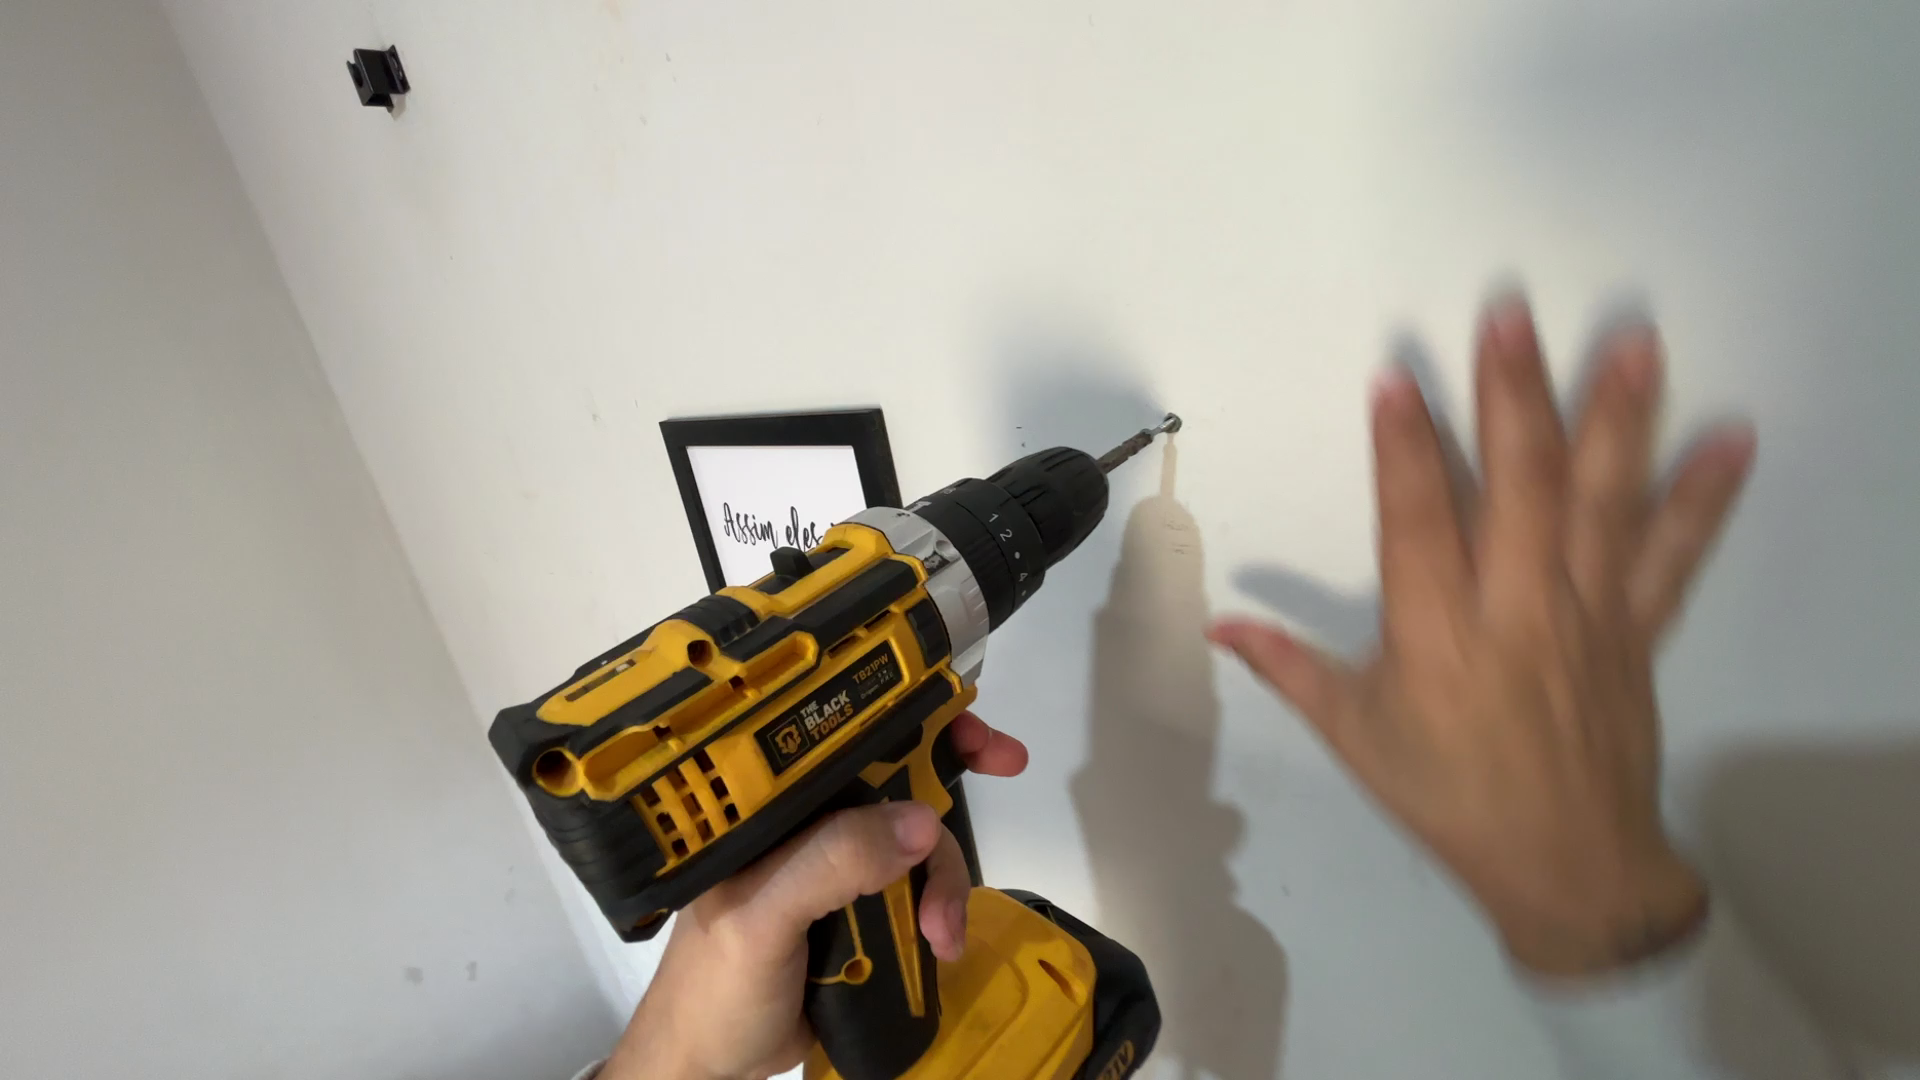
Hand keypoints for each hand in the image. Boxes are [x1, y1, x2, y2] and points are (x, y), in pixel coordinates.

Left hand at [600, 712, 1028, 1079]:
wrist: (713, 1065)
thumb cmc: (714, 986)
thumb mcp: (763, 919)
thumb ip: (831, 864)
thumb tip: (922, 824)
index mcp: (781, 805)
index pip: (849, 739)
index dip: (911, 717)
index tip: (970, 722)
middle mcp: (817, 820)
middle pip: (900, 776)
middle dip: (955, 772)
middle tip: (1009, 762)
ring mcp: (846, 862)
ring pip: (921, 839)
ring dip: (947, 879)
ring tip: (942, 936)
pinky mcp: (868, 904)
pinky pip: (923, 887)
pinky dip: (944, 907)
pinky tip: (942, 944)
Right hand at [1211, 296, 1754, 975]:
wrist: (1566, 864)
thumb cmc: (1443, 792)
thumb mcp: (1350, 732)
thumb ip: (1285, 669)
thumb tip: (1217, 627)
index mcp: (1437, 633)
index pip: (1418, 521)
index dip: (1404, 449)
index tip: (1396, 381)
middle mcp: (1517, 609)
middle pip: (1519, 487)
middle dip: (1512, 395)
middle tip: (1511, 318)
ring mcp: (1588, 615)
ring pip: (1602, 505)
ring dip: (1615, 419)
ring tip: (1632, 341)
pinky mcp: (1637, 632)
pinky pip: (1672, 559)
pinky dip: (1702, 498)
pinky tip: (1729, 438)